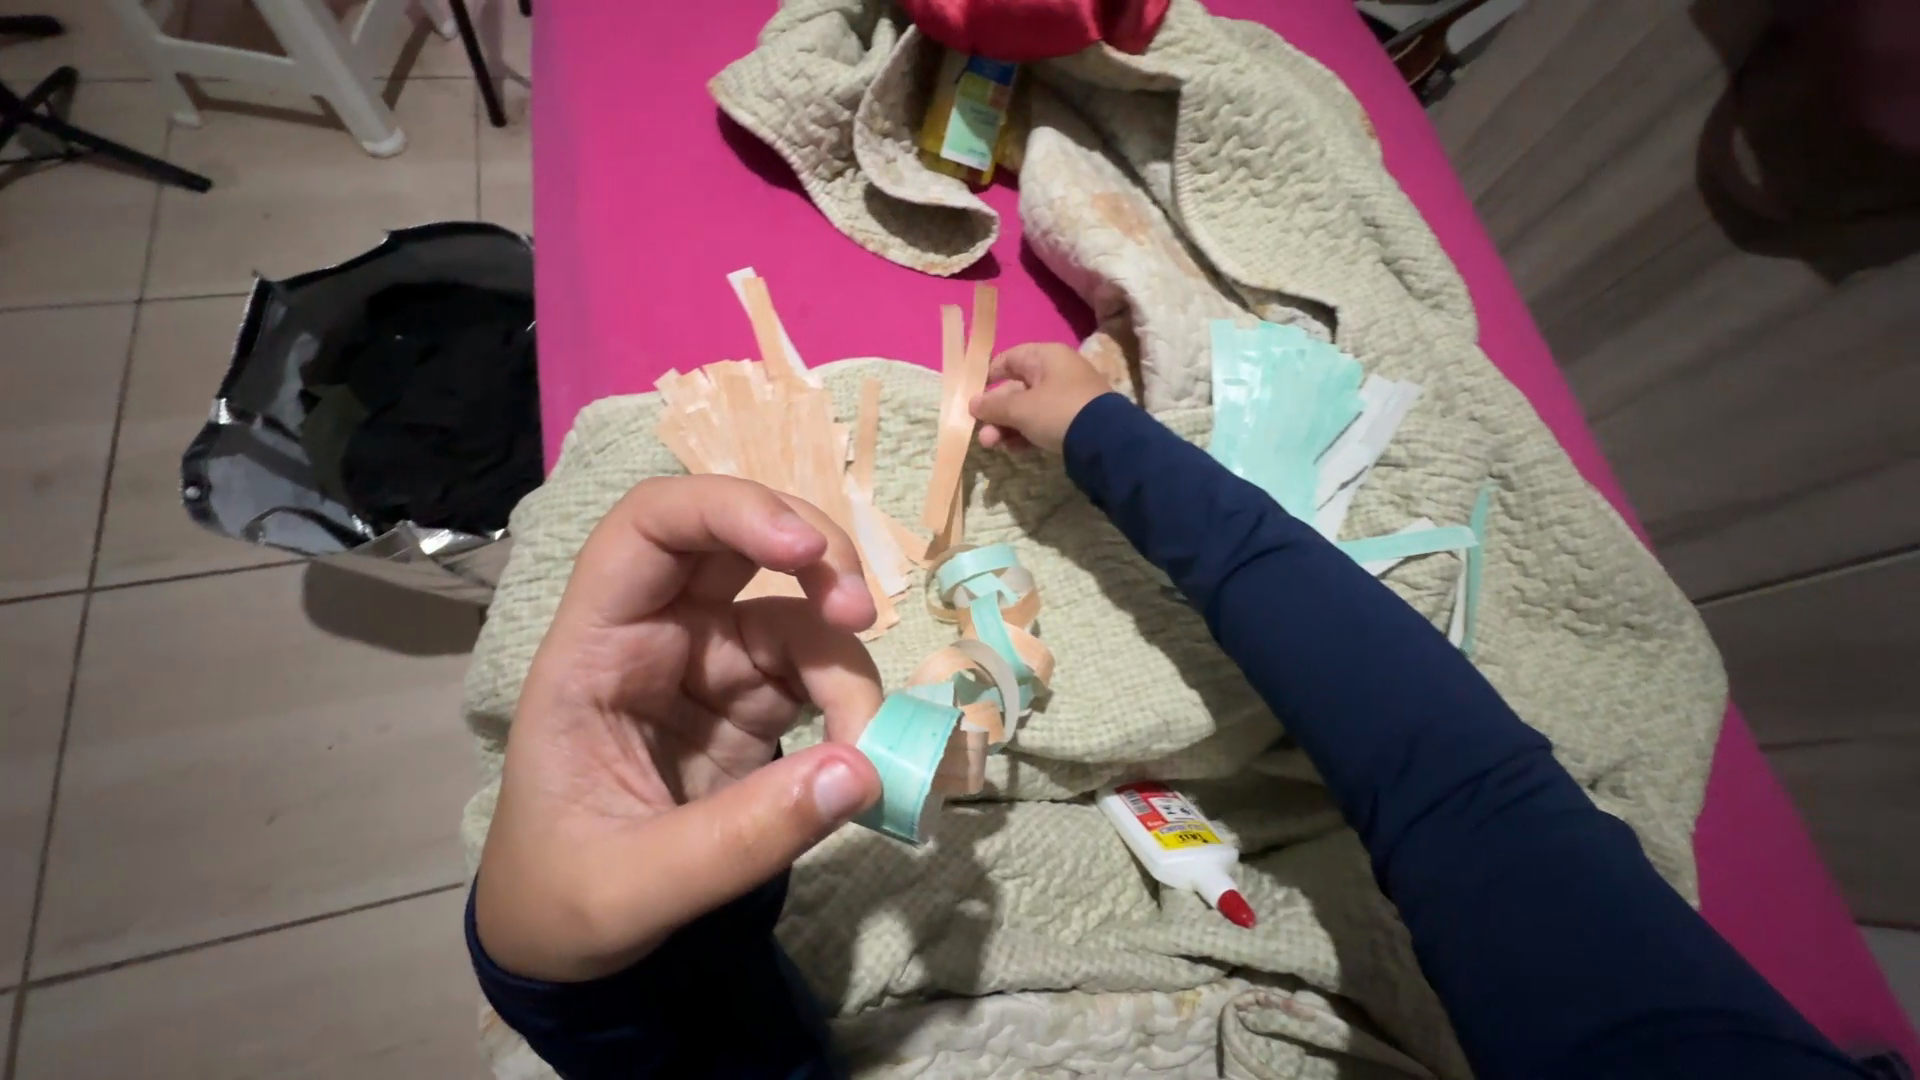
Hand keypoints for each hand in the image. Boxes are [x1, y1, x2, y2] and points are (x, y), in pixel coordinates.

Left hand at [474, 476, 885, 982]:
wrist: (570, 930)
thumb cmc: (563, 896)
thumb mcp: (630, 886)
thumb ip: (742, 839)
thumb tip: (862, 772)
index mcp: (597, 646)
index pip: (652, 525)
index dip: (730, 511)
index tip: (804, 553)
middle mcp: (660, 632)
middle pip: (740, 540)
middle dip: (814, 555)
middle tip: (863, 613)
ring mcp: (715, 660)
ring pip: (799, 611)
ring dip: (847, 661)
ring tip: (868, 741)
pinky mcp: (757, 696)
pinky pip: (821, 670)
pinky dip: (855, 699)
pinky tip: (864, 750)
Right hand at [969, 343, 1112, 453]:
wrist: (1105, 440)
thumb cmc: (1057, 411)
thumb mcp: (1020, 408)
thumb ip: (994, 406)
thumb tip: (972, 404)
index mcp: (1046, 357)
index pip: (1010, 359)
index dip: (989, 376)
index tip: (972, 396)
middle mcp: (1057, 372)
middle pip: (1016, 388)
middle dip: (996, 412)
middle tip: (983, 435)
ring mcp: (1067, 397)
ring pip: (1028, 409)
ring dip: (1007, 427)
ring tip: (994, 446)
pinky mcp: (1073, 421)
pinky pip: (1042, 423)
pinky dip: (1026, 434)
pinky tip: (1015, 450)